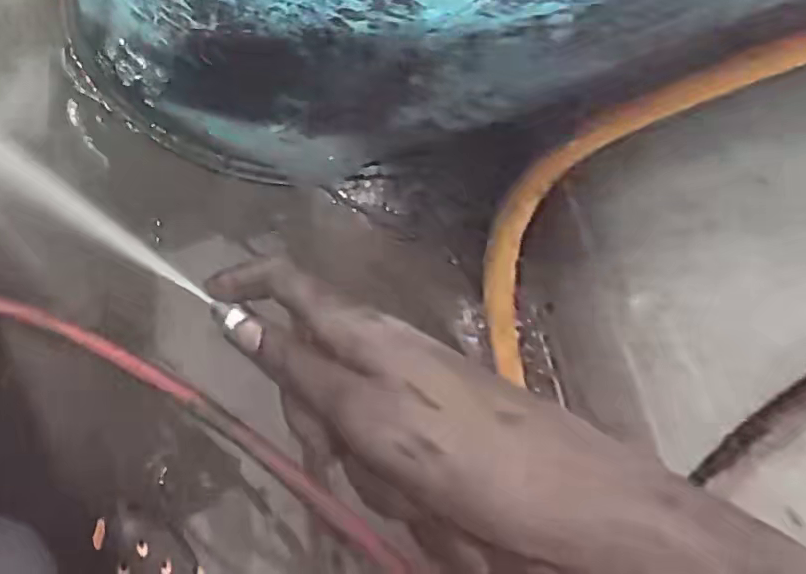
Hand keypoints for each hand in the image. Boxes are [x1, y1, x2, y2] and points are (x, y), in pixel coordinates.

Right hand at [207, 258, 805, 573]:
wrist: (599, 524)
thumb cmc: (471, 456)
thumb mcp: (364, 411)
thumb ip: (292, 364)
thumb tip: (230, 316)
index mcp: (357, 329)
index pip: (284, 280)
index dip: (242, 281)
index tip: (206, 298)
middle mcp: (377, 353)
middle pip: (305, 369)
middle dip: (311, 420)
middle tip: (332, 455)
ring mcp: (408, 396)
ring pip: (343, 426)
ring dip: (363, 470)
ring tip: (415, 502)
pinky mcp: (434, 440)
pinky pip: (386, 463)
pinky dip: (401, 495)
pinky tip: (442, 518)